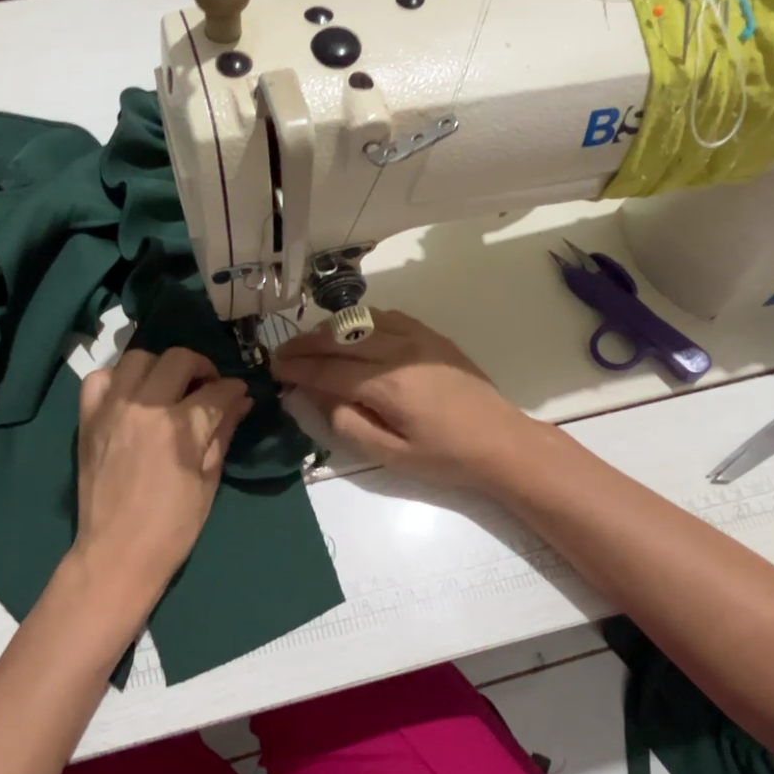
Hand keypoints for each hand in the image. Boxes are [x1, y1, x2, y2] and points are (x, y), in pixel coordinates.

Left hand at [71, 347, 251, 604]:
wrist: (117, 553)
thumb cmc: (173, 526)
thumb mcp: (209, 480)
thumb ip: (222, 433)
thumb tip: (239, 401)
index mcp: (180, 427)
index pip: (216, 391)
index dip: (233, 390)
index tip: (239, 395)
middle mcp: (144, 406)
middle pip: (179, 359)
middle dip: (202, 368)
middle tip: (208, 388)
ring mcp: (112, 409)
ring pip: (139, 358)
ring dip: (161, 366)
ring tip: (170, 387)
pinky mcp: (88, 419)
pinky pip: (99, 378)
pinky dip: (117, 377)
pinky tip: (131, 394)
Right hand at [271, 310, 539, 488]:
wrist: (500, 441)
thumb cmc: (445, 457)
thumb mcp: (390, 455)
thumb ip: (348, 424)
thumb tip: (317, 396)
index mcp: (386, 385)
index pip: (327, 370)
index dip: (296, 369)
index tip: (273, 370)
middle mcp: (398, 352)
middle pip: (338, 339)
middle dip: (304, 345)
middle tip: (281, 355)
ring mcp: (417, 339)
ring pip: (360, 321)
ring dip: (329, 330)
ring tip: (310, 344)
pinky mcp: (431, 336)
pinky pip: (387, 316)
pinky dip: (360, 321)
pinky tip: (351, 332)